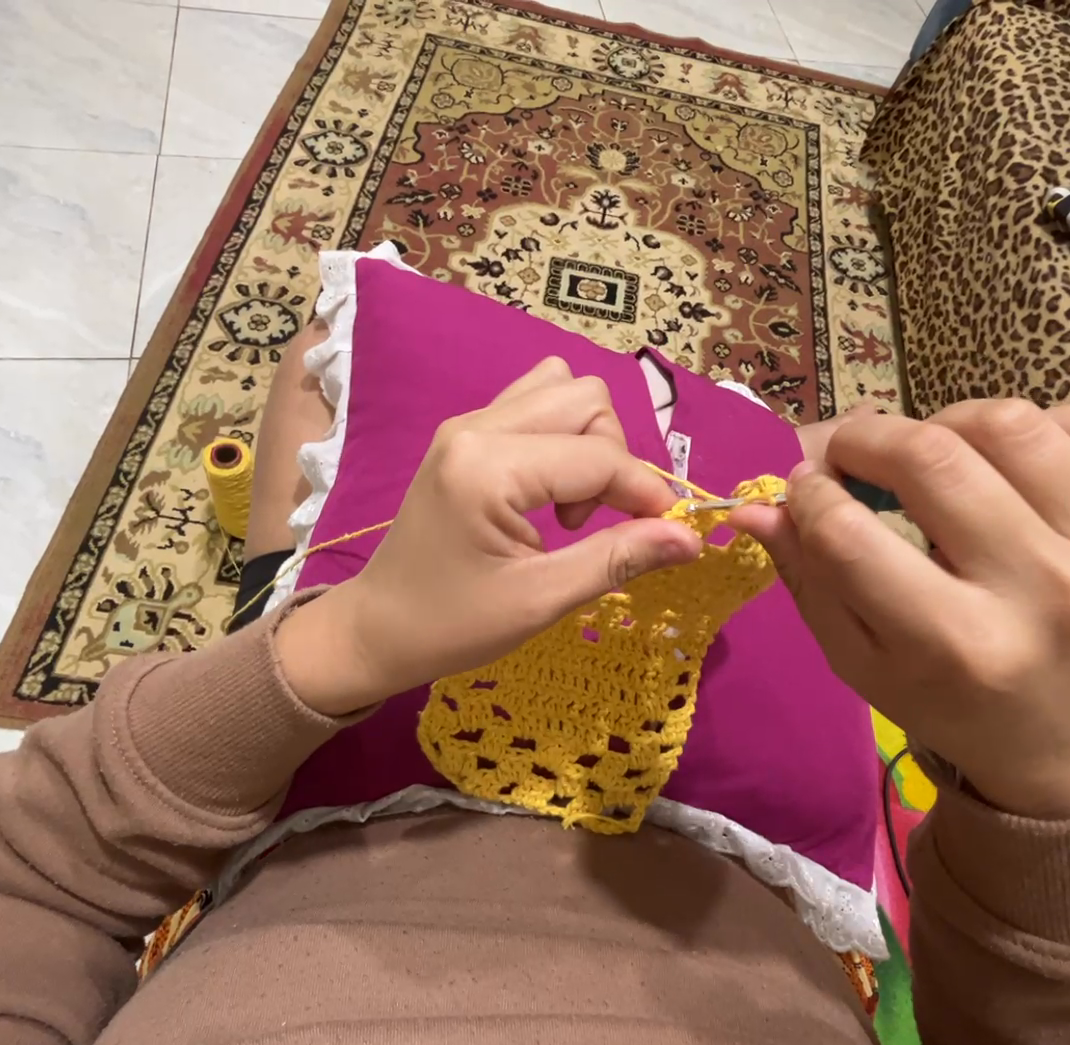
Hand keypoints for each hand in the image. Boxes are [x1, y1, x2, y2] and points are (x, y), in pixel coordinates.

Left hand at [278, 358, 702, 714]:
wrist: (377, 628)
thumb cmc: (451, 625)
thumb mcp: (540, 600)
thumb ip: (618, 558)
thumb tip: (692, 537)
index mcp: (487, 467)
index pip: (598, 456)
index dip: (647, 493)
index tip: (669, 535)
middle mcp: (476, 427)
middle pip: (587, 400)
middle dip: (614, 460)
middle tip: (592, 523)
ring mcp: (467, 424)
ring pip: (563, 390)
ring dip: (588, 441)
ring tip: (569, 504)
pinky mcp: (465, 434)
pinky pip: (534, 405)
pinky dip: (562, 438)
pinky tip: (548, 489)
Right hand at [732, 400, 1069, 818]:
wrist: (1066, 749)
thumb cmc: (942, 702)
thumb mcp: (855, 657)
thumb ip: (806, 576)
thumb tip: (758, 505)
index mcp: (952, 643)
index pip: (848, 530)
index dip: (809, 493)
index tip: (806, 489)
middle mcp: (1043, 594)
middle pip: (932, 458)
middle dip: (866, 440)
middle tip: (853, 454)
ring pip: (1017, 426)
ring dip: (951, 422)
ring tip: (935, 452)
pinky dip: (1057, 424)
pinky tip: (1020, 458)